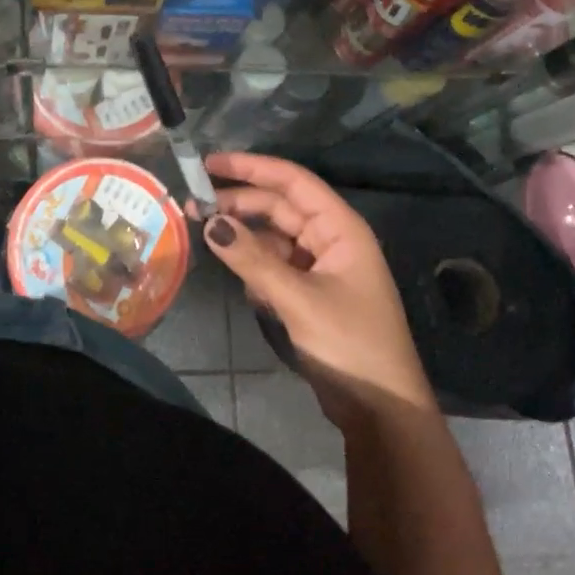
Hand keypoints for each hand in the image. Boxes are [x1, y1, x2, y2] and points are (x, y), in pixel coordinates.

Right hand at [199, 152, 434, 429]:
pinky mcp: (311, 294)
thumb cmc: (349, 343)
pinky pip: (276, 266)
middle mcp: (332, 240)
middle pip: (279, 207)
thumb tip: (209, 222)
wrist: (381, 410)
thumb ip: (252, 259)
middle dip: (239, 204)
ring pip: (274, 238)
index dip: (251, 167)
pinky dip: (255, 268)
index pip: (293, 181)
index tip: (208, 163)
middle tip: (193, 206)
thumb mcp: (297, 299)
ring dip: (245, 238)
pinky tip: (242, 283)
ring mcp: (322, 268)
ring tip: (208, 241)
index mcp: (341, 229)